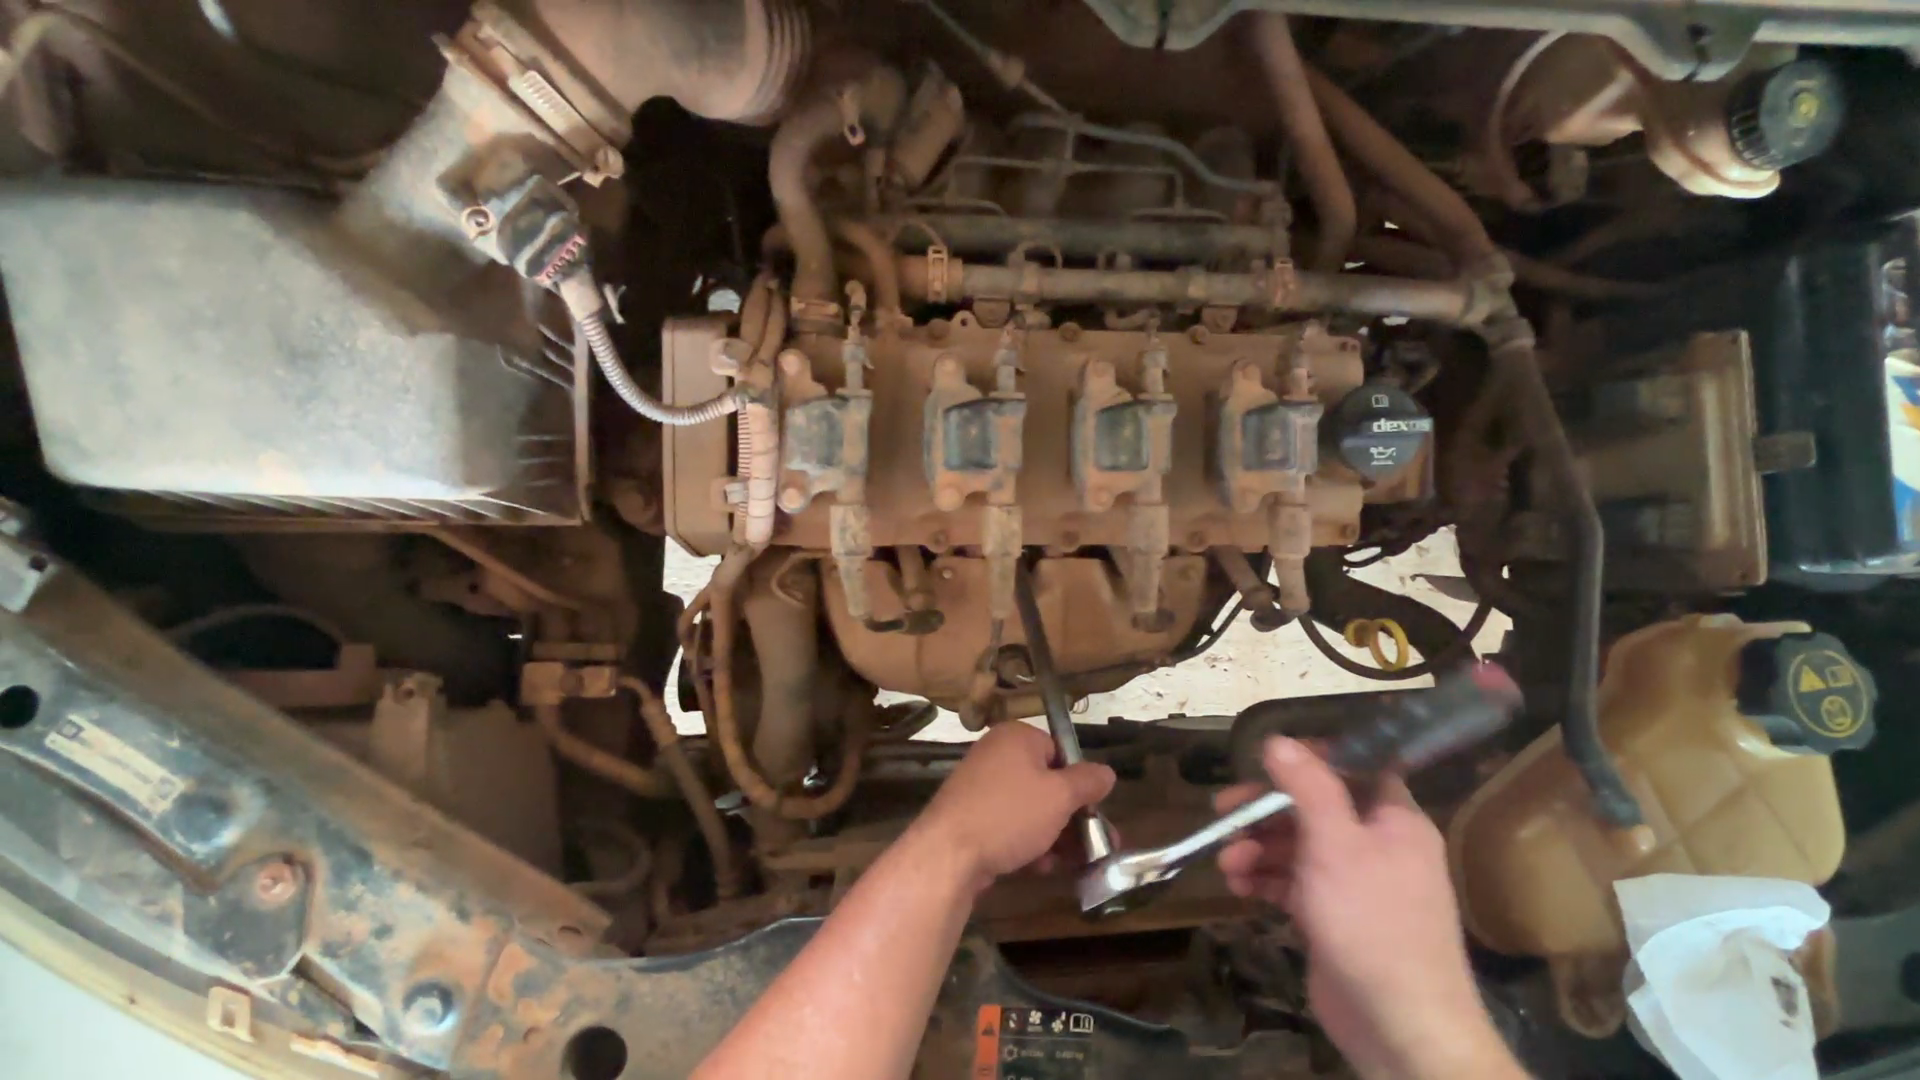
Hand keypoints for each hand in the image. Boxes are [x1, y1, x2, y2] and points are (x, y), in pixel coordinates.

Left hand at [913, 722, 1115, 891]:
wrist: (948, 854)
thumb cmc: (1010, 814)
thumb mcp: (1060, 796)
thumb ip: (1088, 782)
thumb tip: (1107, 772)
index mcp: (1015, 737)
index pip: (1060, 752)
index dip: (1079, 782)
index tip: (1094, 811)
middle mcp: (996, 755)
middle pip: (1047, 784)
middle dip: (1073, 817)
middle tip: (1097, 845)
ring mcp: (980, 788)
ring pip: (1031, 809)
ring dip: (1055, 835)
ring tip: (1076, 863)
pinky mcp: (971, 818)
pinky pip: (1010, 826)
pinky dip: (1028, 843)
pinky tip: (1041, 867)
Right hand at [1215, 737, 1521, 1079]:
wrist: (1401, 1028)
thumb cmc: (1373, 922)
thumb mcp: (1335, 844)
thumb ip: (1307, 788)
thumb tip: (1277, 739)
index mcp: (1394, 820)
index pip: (1355, 770)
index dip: (1313, 760)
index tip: (1265, 760)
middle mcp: (1377, 846)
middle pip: (1314, 809)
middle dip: (1266, 811)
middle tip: (1222, 810)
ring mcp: (1355, 886)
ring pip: (1298, 848)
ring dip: (1258, 848)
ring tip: (1227, 862)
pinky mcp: (1333, 919)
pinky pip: (1293, 884)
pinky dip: (1265, 880)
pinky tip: (1237, 886)